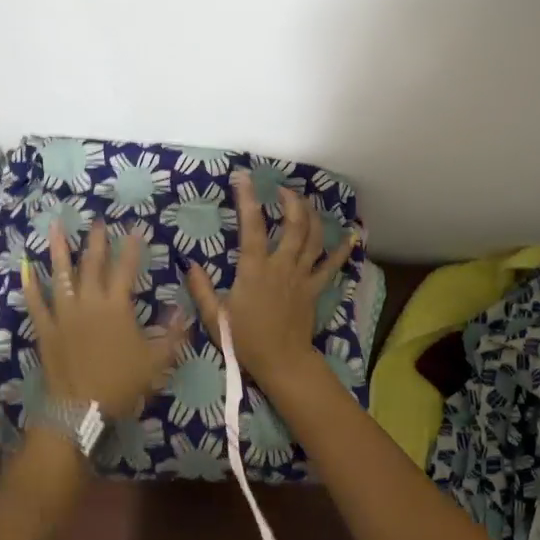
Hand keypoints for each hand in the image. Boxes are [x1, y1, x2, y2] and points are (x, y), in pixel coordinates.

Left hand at [23, 219, 188, 417]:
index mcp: (117, 307)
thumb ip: (172, 334)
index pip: (126, 269)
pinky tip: (26, 267)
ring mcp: (63, 314)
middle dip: (97, 241)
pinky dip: (30, 284)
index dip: (132, 247)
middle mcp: (89, 302)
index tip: (136, 228)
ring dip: (59, 250)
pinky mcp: (45, 328)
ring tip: (56, 226)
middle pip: (92, 264)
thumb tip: (183, 309)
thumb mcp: (157, 361)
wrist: (80, 408)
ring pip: (61, 274)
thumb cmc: (122, 383)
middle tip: (98, 221)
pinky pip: (35, 301)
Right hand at [185, 171, 357, 382]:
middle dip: (290, 201)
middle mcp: (281, 266)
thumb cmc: (244, 340)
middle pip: (293, 225)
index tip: (243, 178)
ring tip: (305, 201)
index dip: (248, 199)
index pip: (252, 226)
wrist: (281, 362)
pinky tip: (351, 236)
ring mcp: (301, 277)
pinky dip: (341, 250)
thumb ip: (201, 289)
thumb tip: (189, 265)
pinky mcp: (314, 289)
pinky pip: (331, 266)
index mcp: (254, 270)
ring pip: (313, 238)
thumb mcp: (214, 316)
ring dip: (311, 216)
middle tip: (283, 188)